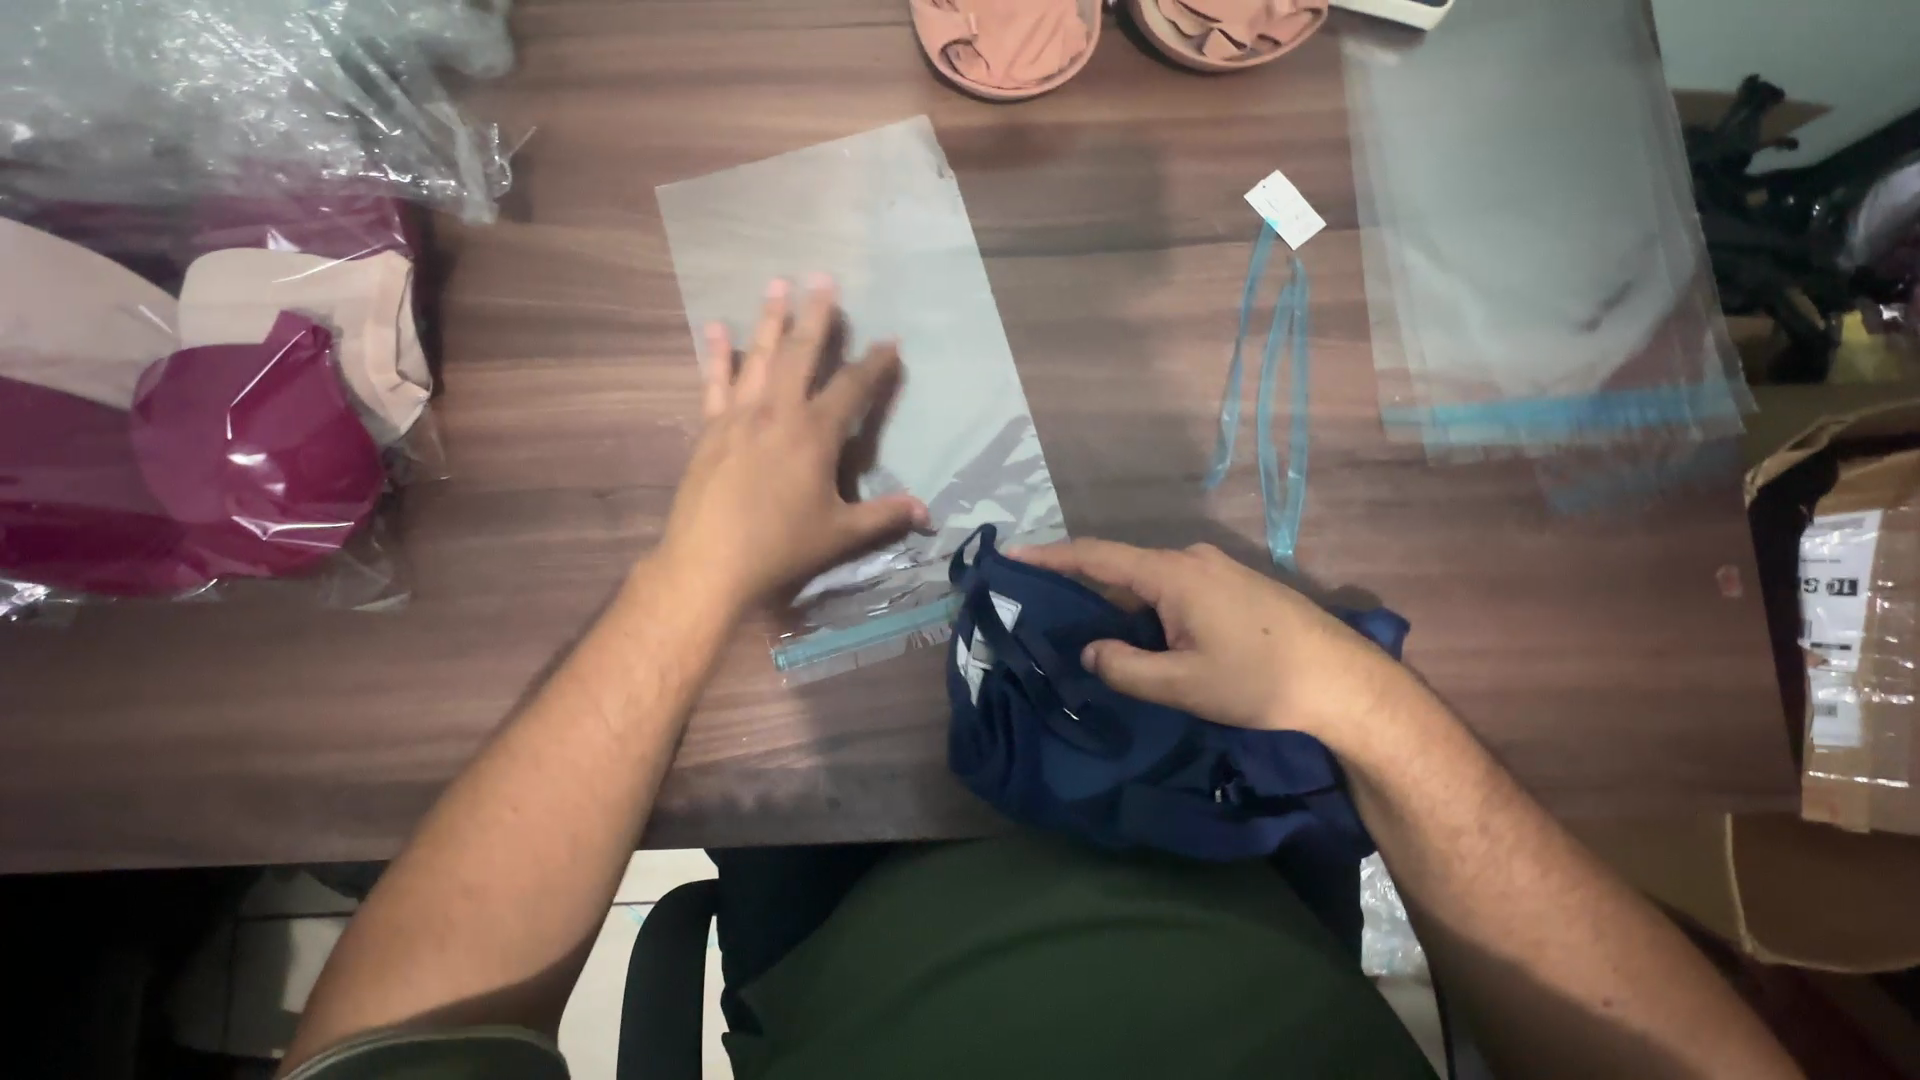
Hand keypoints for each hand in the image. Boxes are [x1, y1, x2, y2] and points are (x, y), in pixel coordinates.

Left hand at [657, 277, 927, 613]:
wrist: (710, 564)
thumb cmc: (782, 548)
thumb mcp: (841, 534)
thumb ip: (884, 517)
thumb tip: (927, 513)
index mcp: (814, 434)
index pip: (852, 388)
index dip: (875, 364)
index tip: (890, 341)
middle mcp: (777, 413)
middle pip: (801, 354)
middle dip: (816, 316)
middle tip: (824, 278)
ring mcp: (739, 417)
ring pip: (758, 358)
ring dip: (770, 320)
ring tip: (777, 284)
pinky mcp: (710, 430)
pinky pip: (715, 383)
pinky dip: (717, 355)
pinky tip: (715, 329)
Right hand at [1010, 539, 1412, 738]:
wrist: (1346, 682)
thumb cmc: (1260, 681)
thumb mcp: (1183, 685)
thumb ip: (1126, 668)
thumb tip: (1092, 652)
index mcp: (1173, 574)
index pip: (1097, 557)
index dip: (1051, 556)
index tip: (1012, 554)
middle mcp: (1192, 559)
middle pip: (1122, 568)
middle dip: (1083, 587)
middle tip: (1047, 610)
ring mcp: (1218, 570)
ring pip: (1151, 582)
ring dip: (1121, 605)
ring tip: (1094, 634)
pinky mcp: (1235, 586)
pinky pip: (1175, 589)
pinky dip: (1149, 608)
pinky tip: (1147, 637)